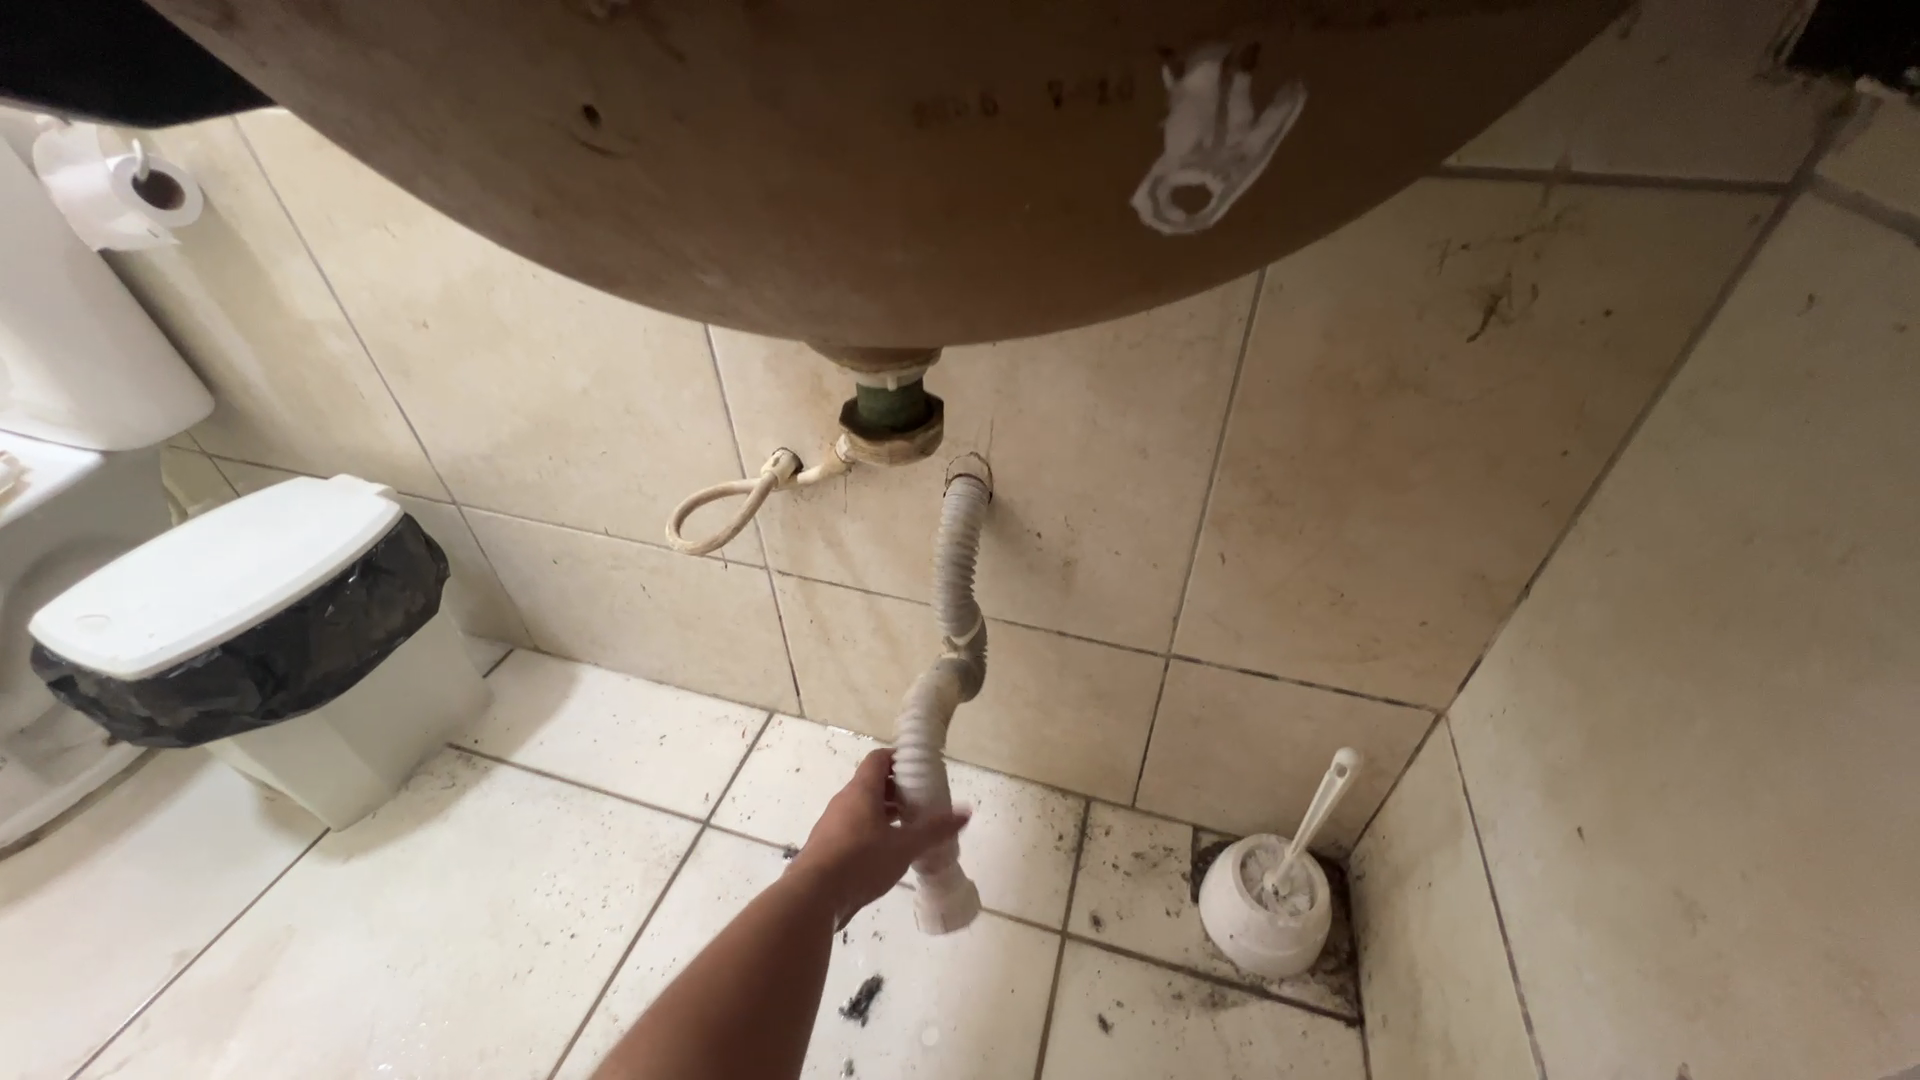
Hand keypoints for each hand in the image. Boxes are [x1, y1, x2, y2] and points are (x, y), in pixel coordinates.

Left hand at [786, 749, 969, 923]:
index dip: (899, 759)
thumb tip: (966, 812)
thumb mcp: (904, 846)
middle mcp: (844, 802)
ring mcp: (832, 825)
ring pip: (863, 810)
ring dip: (886, 815)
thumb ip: (934, 829)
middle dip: (898, 791)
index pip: (879, 759)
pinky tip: (888, 856)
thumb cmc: (860, 861)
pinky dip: (872, 835)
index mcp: (861, 791)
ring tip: (910, 831)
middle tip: (922, 804)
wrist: (812, 898)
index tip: (920, 771)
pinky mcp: (828, 849)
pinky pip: (854, 831)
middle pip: (872, 785)